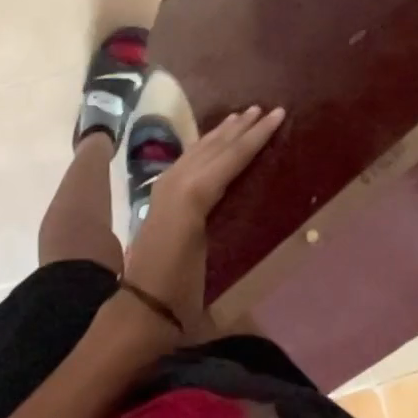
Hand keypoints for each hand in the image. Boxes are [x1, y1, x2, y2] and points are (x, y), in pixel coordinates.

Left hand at [122, 106, 284, 332]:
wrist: (140, 308)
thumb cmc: (183, 292)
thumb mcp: (212, 260)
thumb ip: (231, 225)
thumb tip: (260, 207)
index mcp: (194, 195)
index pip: (231, 157)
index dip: (255, 136)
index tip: (276, 114)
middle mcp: (178, 183)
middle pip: (215, 147)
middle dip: (240, 127)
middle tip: (264, 108)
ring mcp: (166, 187)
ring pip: (200, 149)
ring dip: (222, 132)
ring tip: (242, 116)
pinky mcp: (162, 196)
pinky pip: (189, 160)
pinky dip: (205, 146)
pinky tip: (212, 144)